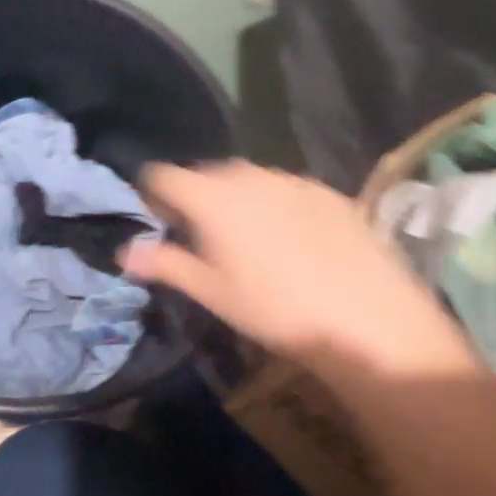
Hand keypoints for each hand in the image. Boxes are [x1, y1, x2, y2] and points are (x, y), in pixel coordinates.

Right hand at [122, 160, 468, 372]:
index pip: (162, 174)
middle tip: (203, 239)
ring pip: (248, 181)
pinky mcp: (327, 191)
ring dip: (238, 201)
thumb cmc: (276, 310)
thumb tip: (124, 252)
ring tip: (251, 242)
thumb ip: (166, 265)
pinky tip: (295, 244)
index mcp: (210, 196)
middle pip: (205, 174)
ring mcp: (291, 179)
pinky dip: (278, 207)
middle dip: (197, 199)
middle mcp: (247, 175)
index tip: (160, 222)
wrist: (370, 320)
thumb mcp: (213, 294)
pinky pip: (286, 190)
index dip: (153, 195)